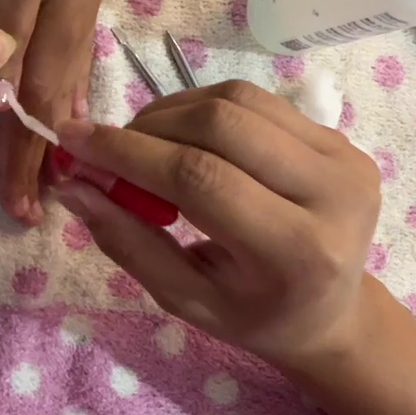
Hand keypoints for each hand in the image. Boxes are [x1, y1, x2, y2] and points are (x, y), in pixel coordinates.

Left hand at [0, 0, 131, 226]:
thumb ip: (7, 33)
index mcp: (53, 33)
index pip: (37, 116)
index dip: (27, 163)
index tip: (24, 211)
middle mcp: (66, 32)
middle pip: (50, 110)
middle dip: (40, 160)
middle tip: (30, 205)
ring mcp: (65, 11)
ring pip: (52, 88)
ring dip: (42, 131)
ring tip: (37, 170)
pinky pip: (49, 60)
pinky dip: (42, 92)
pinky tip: (34, 98)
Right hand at [52, 81, 383, 370]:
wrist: (329, 311)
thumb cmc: (247, 313)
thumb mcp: (180, 297)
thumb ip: (126, 240)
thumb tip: (71, 185)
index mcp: (295, 250)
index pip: (198, 177)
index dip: (127, 153)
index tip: (72, 141)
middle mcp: (332, 194)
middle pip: (220, 125)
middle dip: (145, 129)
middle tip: (105, 150)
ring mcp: (344, 157)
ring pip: (235, 101)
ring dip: (169, 113)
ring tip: (141, 146)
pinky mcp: (340, 138)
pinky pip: (253, 101)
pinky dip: (199, 109)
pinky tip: (179, 138)